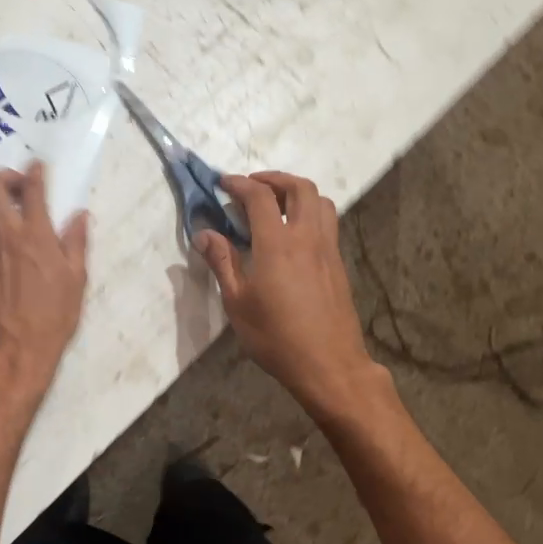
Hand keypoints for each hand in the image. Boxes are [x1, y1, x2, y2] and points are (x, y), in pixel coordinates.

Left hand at [0, 162, 88, 396]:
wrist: (16, 348)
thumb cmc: (54, 316)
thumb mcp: (77, 279)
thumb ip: (76, 242)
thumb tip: (79, 215)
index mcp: (37, 234)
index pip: (32, 189)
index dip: (34, 171)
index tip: (36, 167)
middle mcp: (6, 234)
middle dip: (2, 178)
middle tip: (13, 187)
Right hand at [196, 172, 389, 423]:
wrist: (329, 365)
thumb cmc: (276, 337)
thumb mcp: (237, 302)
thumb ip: (222, 262)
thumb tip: (204, 234)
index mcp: (277, 245)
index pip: (260, 197)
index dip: (239, 184)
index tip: (222, 183)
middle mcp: (307, 238)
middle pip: (299, 188)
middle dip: (273, 178)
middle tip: (251, 186)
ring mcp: (327, 249)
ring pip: (320, 202)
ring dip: (296, 192)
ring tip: (275, 203)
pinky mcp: (337, 264)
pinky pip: (327, 223)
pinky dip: (309, 213)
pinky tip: (292, 234)